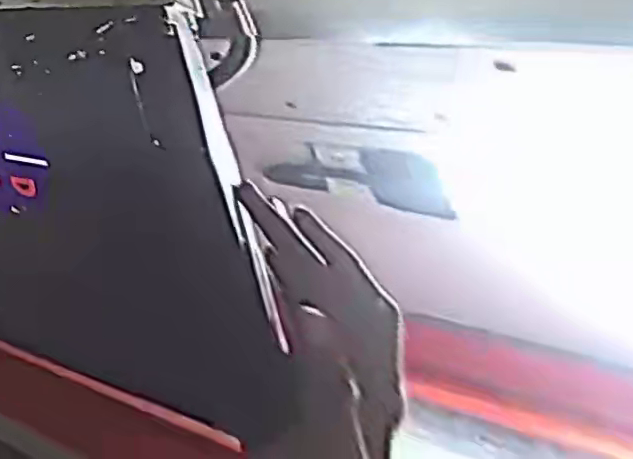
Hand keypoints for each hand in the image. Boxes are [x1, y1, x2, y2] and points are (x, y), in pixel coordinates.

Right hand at [239, 182, 404, 458]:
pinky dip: (303, 291)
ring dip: (308, 257)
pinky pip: (328, 325)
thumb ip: (323, 376)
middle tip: (264, 198)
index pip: (331, 292)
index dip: (297, 242)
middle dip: (302, 238)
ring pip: (338, 303)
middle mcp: (368, 378)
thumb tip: (312, 314)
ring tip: (282, 223)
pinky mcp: (336, 394)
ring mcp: (358, 386)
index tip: (264, 203)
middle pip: (339, 290)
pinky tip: (282, 282)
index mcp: (364, 383)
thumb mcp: (320, 435)